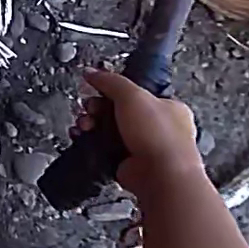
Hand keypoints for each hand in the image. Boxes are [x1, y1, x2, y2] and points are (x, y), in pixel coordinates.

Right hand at [75, 69, 202, 197]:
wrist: (160, 176)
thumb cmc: (159, 136)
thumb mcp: (133, 96)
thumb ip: (110, 81)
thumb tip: (90, 72)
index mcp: (167, 106)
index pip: (134, 91)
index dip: (112, 89)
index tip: (96, 87)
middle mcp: (155, 126)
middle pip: (115, 109)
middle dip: (96, 107)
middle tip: (89, 108)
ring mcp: (141, 144)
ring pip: (106, 127)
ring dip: (90, 123)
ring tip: (84, 124)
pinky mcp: (126, 159)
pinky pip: (101, 144)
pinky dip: (89, 139)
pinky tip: (81, 135)